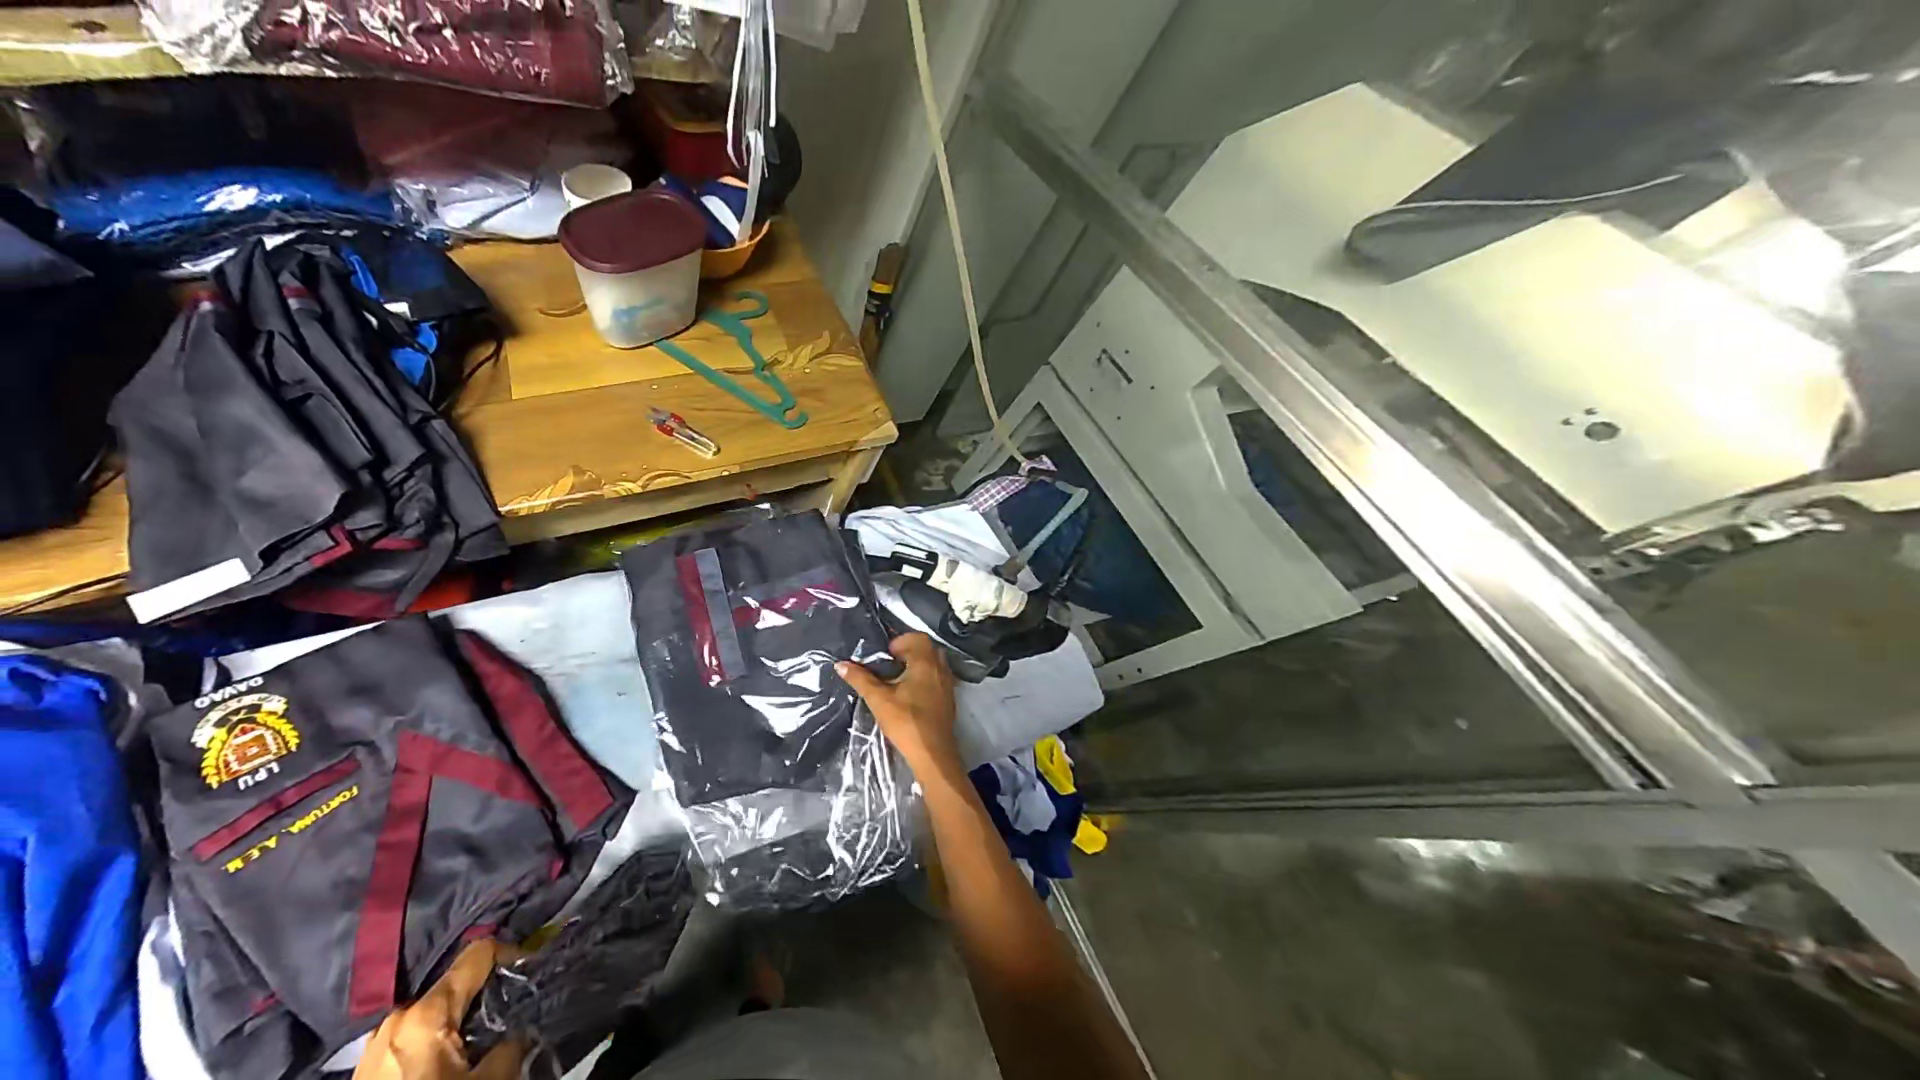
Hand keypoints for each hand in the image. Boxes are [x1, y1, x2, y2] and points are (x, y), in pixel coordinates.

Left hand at [353, 940, 522, 1079]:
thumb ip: (511, 1045)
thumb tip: (518, 1032)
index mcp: (428, 1013)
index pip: (478, 954)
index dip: (511, 953)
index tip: (530, 968)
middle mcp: (398, 1016)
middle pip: (453, 984)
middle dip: (484, 992)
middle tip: (509, 1008)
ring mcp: (375, 1043)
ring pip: (431, 1010)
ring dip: (458, 1017)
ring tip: (478, 1038)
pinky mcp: (363, 1068)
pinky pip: (410, 1034)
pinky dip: (435, 1036)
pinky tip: (446, 1060)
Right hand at [837, 633, 960, 780]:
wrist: (932, 753)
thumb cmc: (906, 722)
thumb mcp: (878, 699)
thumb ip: (860, 679)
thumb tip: (841, 664)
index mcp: (925, 662)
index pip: (916, 638)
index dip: (899, 642)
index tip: (885, 656)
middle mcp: (941, 668)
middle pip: (926, 648)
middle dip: (908, 651)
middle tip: (889, 664)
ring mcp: (948, 684)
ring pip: (934, 663)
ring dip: (917, 665)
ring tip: (898, 679)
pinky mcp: (949, 698)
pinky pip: (938, 678)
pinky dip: (925, 678)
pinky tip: (911, 694)